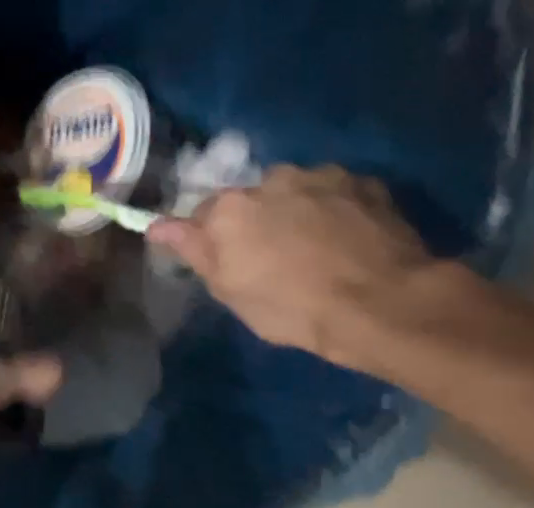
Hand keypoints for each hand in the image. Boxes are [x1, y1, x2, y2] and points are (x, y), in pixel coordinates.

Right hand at [148, 165, 432, 369]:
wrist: (378, 302)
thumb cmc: (289, 307)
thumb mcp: (228, 290)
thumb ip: (194, 250)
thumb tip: (156, 225)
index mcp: (230, 209)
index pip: (202, 215)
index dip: (211, 240)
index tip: (224, 264)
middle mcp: (273, 178)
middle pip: (250, 198)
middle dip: (255, 221)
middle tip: (269, 259)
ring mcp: (323, 175)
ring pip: (294, 191)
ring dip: (294, 211)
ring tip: (310, 249)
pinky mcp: (365, 181)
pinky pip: (333, 193)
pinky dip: (331, 210)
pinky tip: (341, 241)